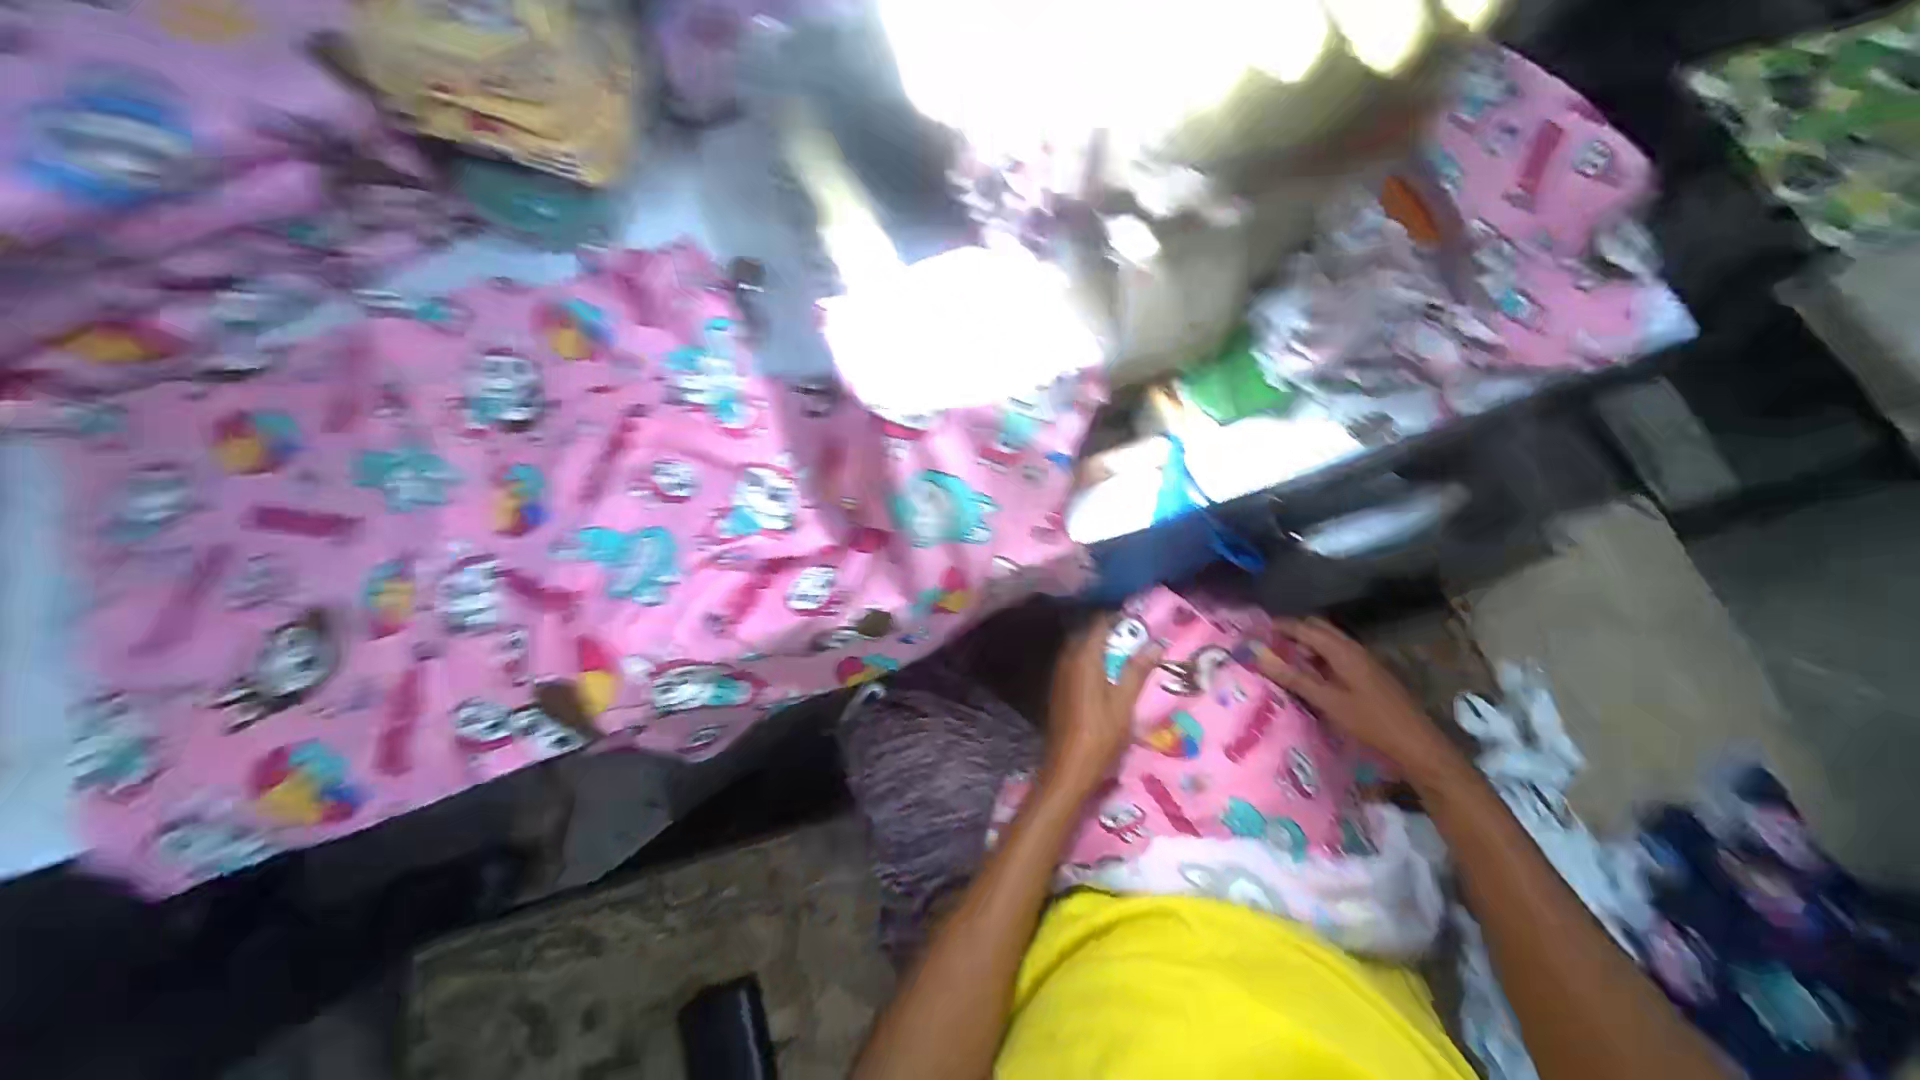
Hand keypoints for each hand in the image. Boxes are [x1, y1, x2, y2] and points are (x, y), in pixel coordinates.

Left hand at [1042, 615, 1161, 793]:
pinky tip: (1107, 677)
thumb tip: (1156, 643)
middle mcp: (1067, 660)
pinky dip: (1092, 663)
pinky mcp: (1058, 690)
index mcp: (1083, 658)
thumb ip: (1137, 670)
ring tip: (1126, 657)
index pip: (1099, 624)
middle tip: (1136, 640)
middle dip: (1110, 633)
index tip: (1140, 623)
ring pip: (1080, 650)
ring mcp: (1059, 675)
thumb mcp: (1124, 702)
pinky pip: (1075, 665)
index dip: (1119, 619)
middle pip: (1088, 635)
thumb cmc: (1100, 734)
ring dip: (1101, 649)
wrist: (1068, 768)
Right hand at [1251, 617, 1467, 788]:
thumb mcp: (1327, 701)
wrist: (1417, 745)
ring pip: (1329, 641)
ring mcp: (1364, 661)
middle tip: (1269, 645)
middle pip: (1319, 628)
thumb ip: (1293, 677)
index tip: (1255, 631)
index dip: (1280, 626)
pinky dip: (1319, 657)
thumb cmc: (1370, 722)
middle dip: (1293, 631)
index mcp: (1343, 651)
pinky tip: (1309, 675)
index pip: (1305, 627)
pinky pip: (1338, 655)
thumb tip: (1259, 656)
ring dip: (1306, 644)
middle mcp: (1354, 649)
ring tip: (1283, 660)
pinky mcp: (1369, 674)